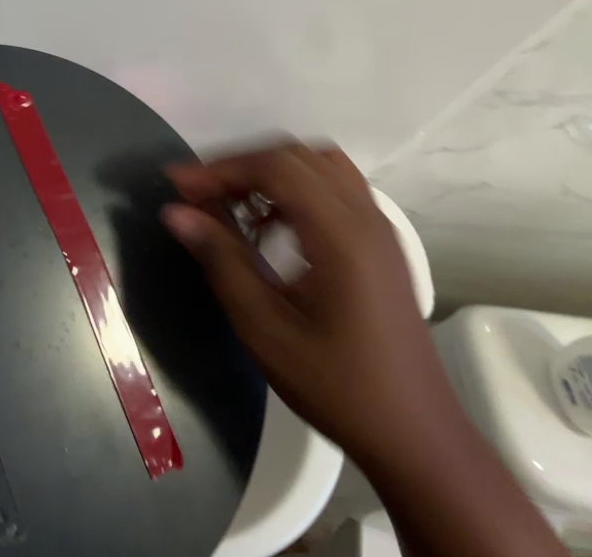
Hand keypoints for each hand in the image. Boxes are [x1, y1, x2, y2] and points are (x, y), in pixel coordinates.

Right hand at [160, 141, 450, 462]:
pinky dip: (296, 190)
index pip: (276, 167)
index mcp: (340, 235)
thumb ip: (221, 260)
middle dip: (241, 166)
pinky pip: (336, 189)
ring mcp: (380, 230)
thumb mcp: (264, 327)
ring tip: (233, 206)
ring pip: (320, 166)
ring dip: (271, 173)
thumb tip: (176, 213)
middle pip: (297, 156)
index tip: (177, 186)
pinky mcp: (381, 246)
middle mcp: (366, 218)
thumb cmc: (335, 385)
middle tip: (199, 196)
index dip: (221, 169)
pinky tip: (269, 228)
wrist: (414, 435)